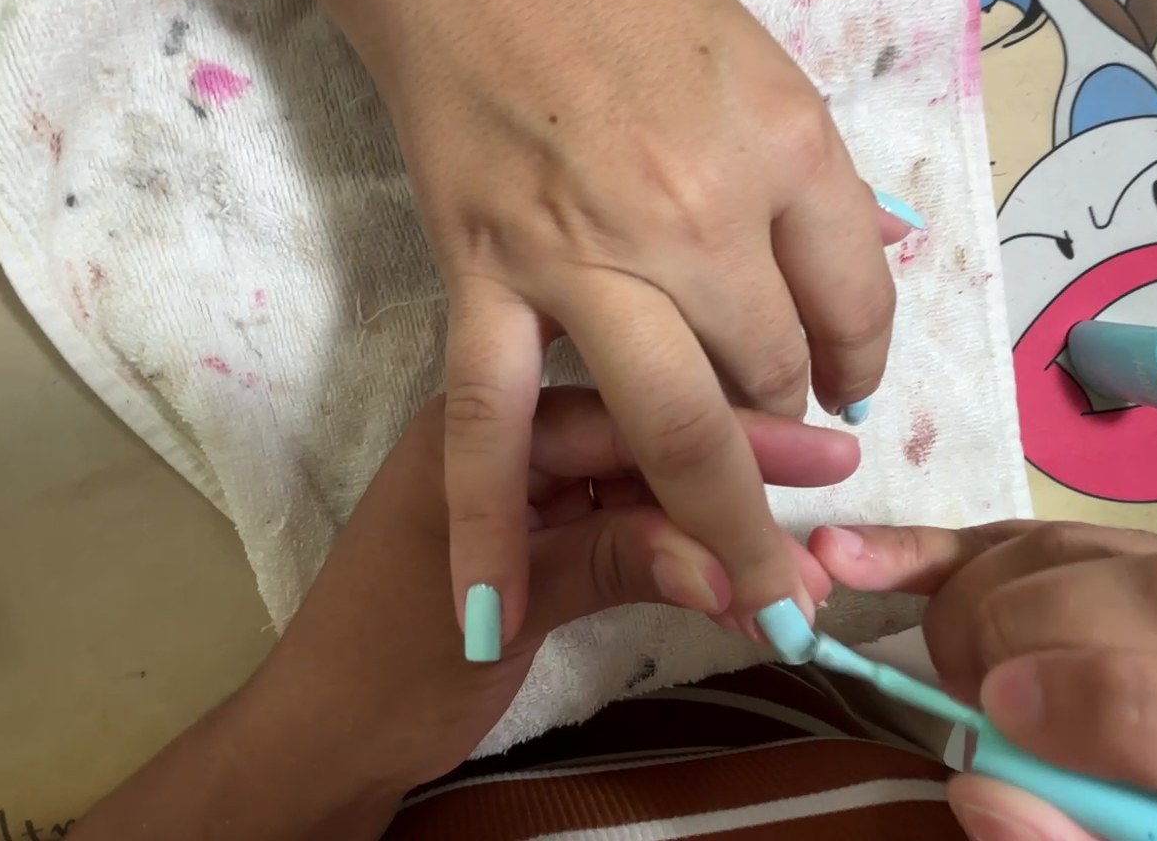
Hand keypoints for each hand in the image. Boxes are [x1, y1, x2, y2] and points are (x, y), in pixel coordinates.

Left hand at [69, 391, 849, 840]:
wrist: (323, 735)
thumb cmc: (389, 661)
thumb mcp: (510, 604)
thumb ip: (617, 562)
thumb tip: (736, 563)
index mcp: (477, 430)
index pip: (618, 420)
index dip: (716, 442)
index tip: (813, 454)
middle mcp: (510, 444)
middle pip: (638, 443)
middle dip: (733, 470)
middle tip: (833, 468)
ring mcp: (530, 492)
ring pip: (639, 490)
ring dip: (714, 524)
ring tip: (800, 552)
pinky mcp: (545, 538)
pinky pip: (623, 530)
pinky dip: (678, 556)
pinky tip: (735, 573)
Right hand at [327, 0, 915, 650]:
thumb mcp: (750, 56)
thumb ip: (802, 171)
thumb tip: (847, 258)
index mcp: (779, 142)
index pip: (856, 297)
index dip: (862, 357)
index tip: (846, 384)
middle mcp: (693, 214)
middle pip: (771, 376)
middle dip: (790, 444)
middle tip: (795, 476)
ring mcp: (581, 260)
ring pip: (670, 425)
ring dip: (715, 511)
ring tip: (746, 583)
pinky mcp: (483, 282)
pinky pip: (488, 424)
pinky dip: (488, 526)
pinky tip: (489, 614)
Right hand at [811, 522, 1156, 840]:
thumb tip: (983, 795)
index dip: (1129, 713)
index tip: (1000, 716)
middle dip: (1043, 626)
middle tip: (965, 680)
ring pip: (1093, 546)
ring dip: (983, 591)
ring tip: (947, 662)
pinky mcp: (1108, 559)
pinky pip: (1014, 536)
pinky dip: (924, 549)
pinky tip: (852, 555)